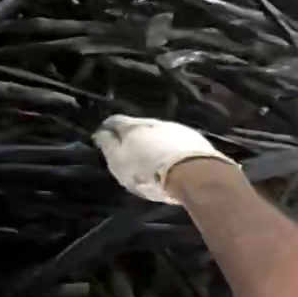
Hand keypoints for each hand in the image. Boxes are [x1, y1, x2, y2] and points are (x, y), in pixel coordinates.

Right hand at [92, 114, 235, 203]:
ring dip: (153, 141)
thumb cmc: (147, 171)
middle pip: (138, 126)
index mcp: (133, 127)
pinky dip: (170, 147)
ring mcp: (178, 129)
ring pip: (159, 132)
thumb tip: (101, 133)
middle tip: (128, 152)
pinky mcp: (196, 139)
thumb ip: (108, 146)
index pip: (114, 121)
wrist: (195, 175)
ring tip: (151, 158)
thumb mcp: (118, 163)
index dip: (107, 129)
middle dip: (132, 136)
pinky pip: (176, 141)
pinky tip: (170, 160)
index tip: (103, 138)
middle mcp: (155, 122)